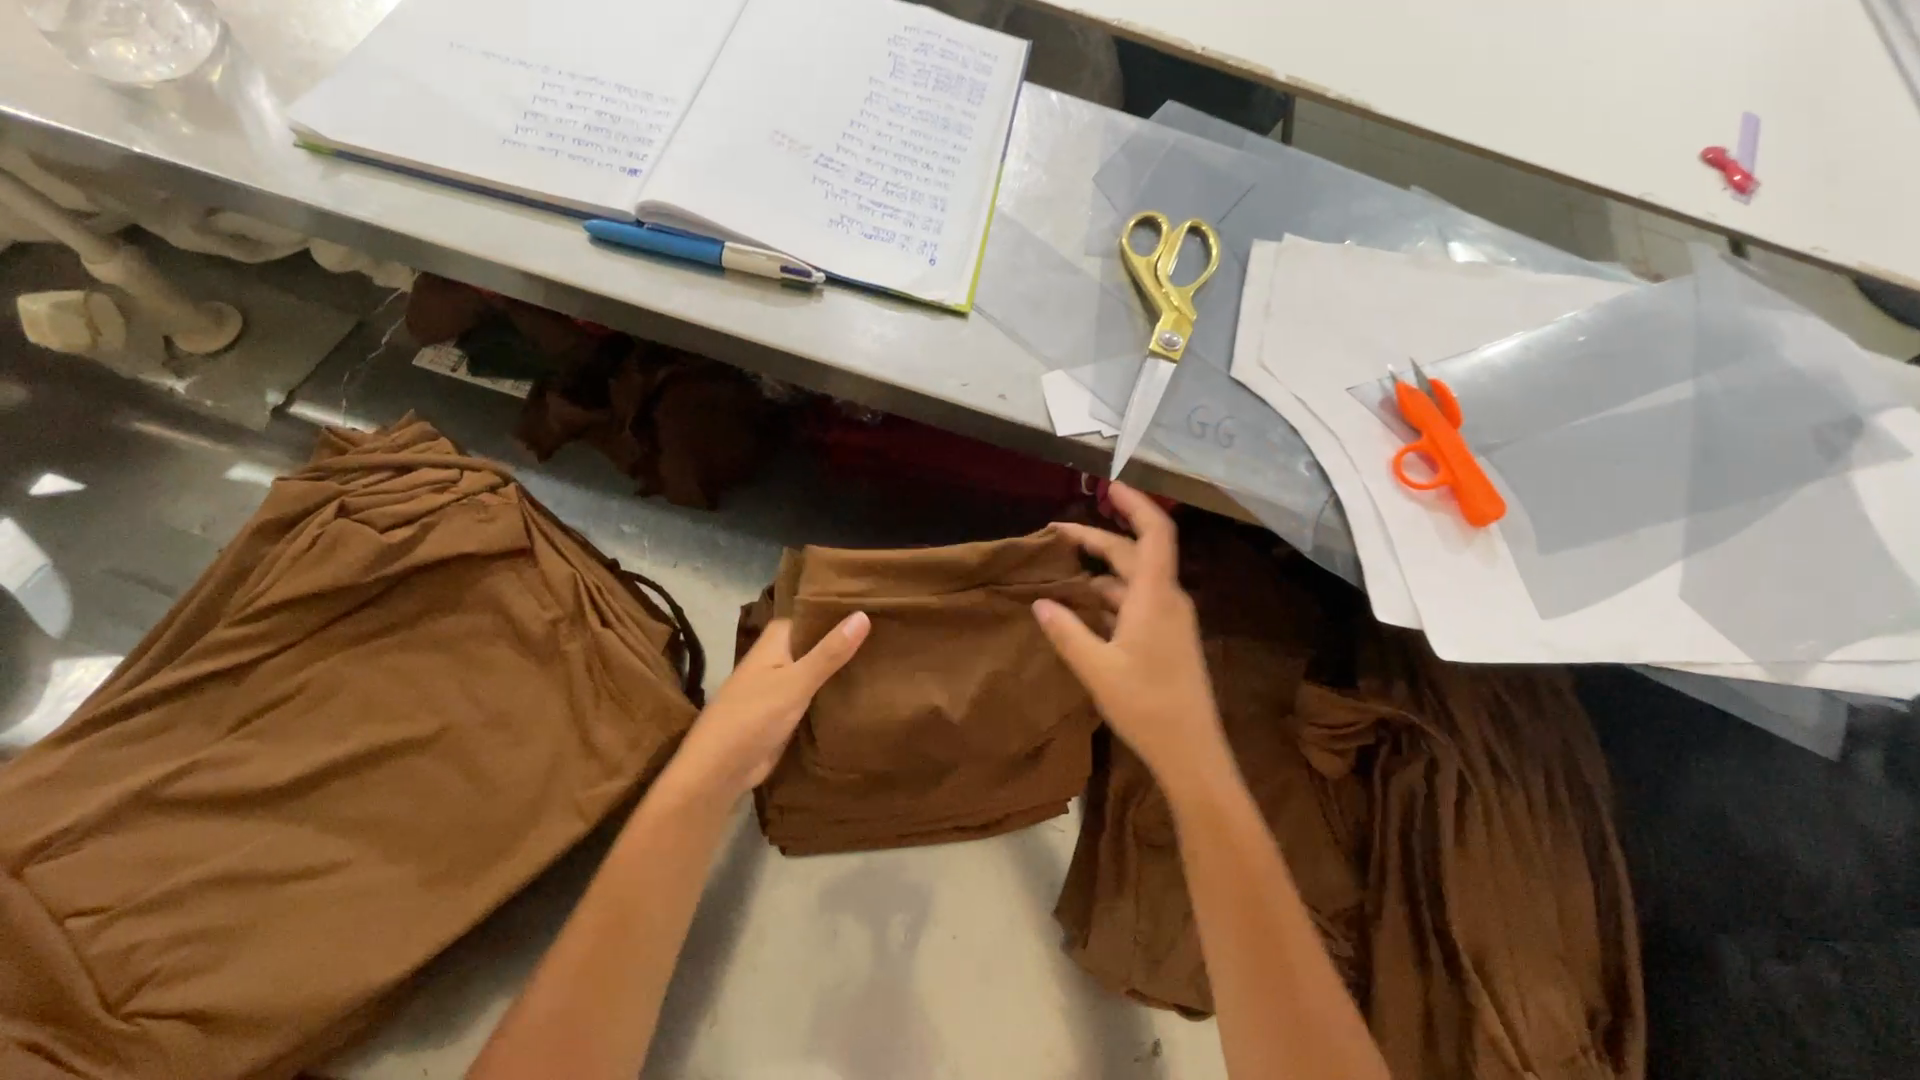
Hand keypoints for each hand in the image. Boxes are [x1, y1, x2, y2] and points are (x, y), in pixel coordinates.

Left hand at [661, 612, 870, 802]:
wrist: (721, 770)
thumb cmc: (753, 717)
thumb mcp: (796, 682)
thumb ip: (829, 652)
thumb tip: (863, 614)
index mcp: (775, 641)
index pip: (811, 614)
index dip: (839, 609)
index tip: (875, 602)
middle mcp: (778, 657)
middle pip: (817, 642)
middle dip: (846, 639)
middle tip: (891, 628)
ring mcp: (783, 685)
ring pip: (819, 669)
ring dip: (843, 667)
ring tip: (888, 653)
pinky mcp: (788, 712)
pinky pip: (817, 694)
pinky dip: (835, 691)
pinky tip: (866, 687)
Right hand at [1032, 485, 1229, 789]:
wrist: (1191, 750)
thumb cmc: (1146, 706)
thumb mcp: (1096, 669)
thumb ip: (1066, 631)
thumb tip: (1041, 602)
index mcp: (1155, 597)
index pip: (1153, 533)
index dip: (1135, 504)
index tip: (1109, 485)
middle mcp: (1168, 600)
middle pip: (1135, 554)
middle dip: (1098, 539)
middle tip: (1057, 534)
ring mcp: (1171, 620)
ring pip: (1135, 581)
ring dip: (1102, 571)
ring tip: (1062, 571)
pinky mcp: (1169, 639)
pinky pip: (1138, 603)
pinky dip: (1111, 597)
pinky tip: (1084, 608)